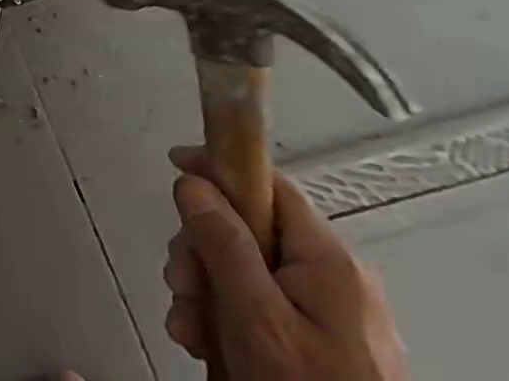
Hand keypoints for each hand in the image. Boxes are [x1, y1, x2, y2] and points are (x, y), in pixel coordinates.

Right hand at [164, 147, 408, 380]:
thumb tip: (193, 183)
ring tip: (189, 328)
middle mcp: (335, 276)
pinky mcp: (324, 343)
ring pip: (248, 270)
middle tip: (180, 286)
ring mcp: (331, 313)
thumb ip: (224, 246)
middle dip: (201, 251)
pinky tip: (206, 341)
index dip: (219, 167)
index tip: (174, 165)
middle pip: (249, 229)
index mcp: (329, 259)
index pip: (268, 181)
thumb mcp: (256, 322)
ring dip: (205, 289)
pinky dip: (228, 316)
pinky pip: (264, 306)